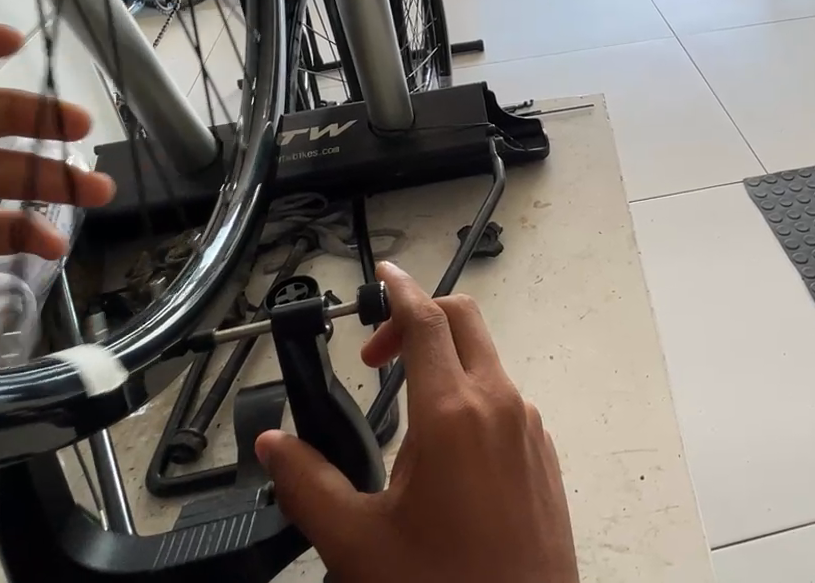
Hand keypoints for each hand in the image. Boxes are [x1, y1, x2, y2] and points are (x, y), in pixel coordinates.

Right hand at [256, 262, 578, 582]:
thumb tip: (271, 443)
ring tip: (405, 411)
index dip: (401, 288)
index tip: (382, 274)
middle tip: (377, 354)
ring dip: (445, 362)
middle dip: (420, 316)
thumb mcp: (356, 541)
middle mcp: (499, 404)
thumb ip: (307, 482)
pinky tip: (446, 450)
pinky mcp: (542, 450)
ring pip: (485, 361)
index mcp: (452, 412)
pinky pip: (505, 399)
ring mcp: (528, 424)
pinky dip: (472, 396)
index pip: (426, 320)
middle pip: (464, 321)